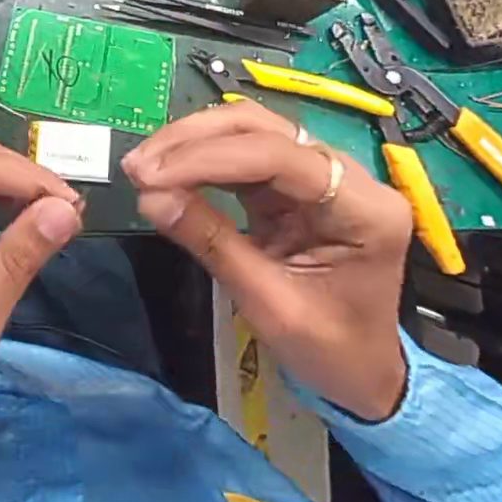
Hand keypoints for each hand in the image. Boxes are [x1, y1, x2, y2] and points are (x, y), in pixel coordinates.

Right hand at [122, 102, 413, 419]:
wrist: (361, 373)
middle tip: (138, 166)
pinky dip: (197, 158)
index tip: (150, 177)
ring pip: (246, 130)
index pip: (279, 156)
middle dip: (192, 141)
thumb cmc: (329, 349)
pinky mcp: (288, 182)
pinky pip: (238, 152)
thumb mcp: (269, 304)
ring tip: (142, 166)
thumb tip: (150, 198)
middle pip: (261, 128)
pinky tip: (165, 170)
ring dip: (189, 142)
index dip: (209, 158)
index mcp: (363, 208)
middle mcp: (347, 175)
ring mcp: (317, 173)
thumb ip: (212, 244)